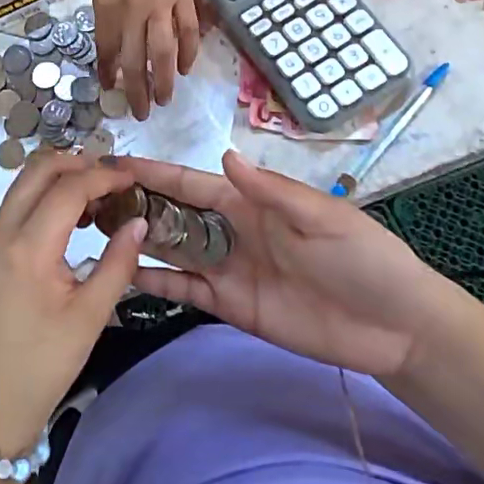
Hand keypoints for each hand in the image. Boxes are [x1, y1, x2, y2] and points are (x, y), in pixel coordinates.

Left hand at [0, 153, 145, 454]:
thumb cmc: (44, 363)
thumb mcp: (91, 316)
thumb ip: (119, 262)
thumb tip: (139, 220)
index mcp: (27, 247)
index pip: (68, 188)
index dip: (103, 176)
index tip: (133, 179)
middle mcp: (0, 231)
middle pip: (38, 170)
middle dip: (78, 164)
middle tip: (114, 179)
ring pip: (24, 184)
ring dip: (60, 178)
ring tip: (99, 196)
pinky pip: (16, 204)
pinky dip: (44, 196)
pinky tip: (72, 217)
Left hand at [91, 0, 197, 119]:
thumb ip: (105, 7)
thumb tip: (113, 35)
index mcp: (107, 3)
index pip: (106, 49)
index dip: (107, 72)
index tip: (108, 88)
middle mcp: (134, 10)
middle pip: (135, 60)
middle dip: (135, 91)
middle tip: (138, 113)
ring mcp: (163, 3)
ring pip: (164, 53)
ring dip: (163, 82)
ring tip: (162, 102)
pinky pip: (190, 30)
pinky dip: (188, 52)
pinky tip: (184, 68)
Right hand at [118, 152, 459, 376]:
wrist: (395, 327)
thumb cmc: (364, 259)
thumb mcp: (325, 218)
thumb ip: (273, 191)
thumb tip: (226, 157)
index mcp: (250, 203)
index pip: (191, 183)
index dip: (155, 172)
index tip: (115, 165)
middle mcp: (230, 231)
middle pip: (172, 214)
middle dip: (135, 204)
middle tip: (89, 202)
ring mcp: (226, 269)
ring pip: (172, 250)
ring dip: (137, 240)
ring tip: (94, 234)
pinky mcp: (229, 304)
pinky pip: (185, 290)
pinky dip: (156, 283)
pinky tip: (124, 276)